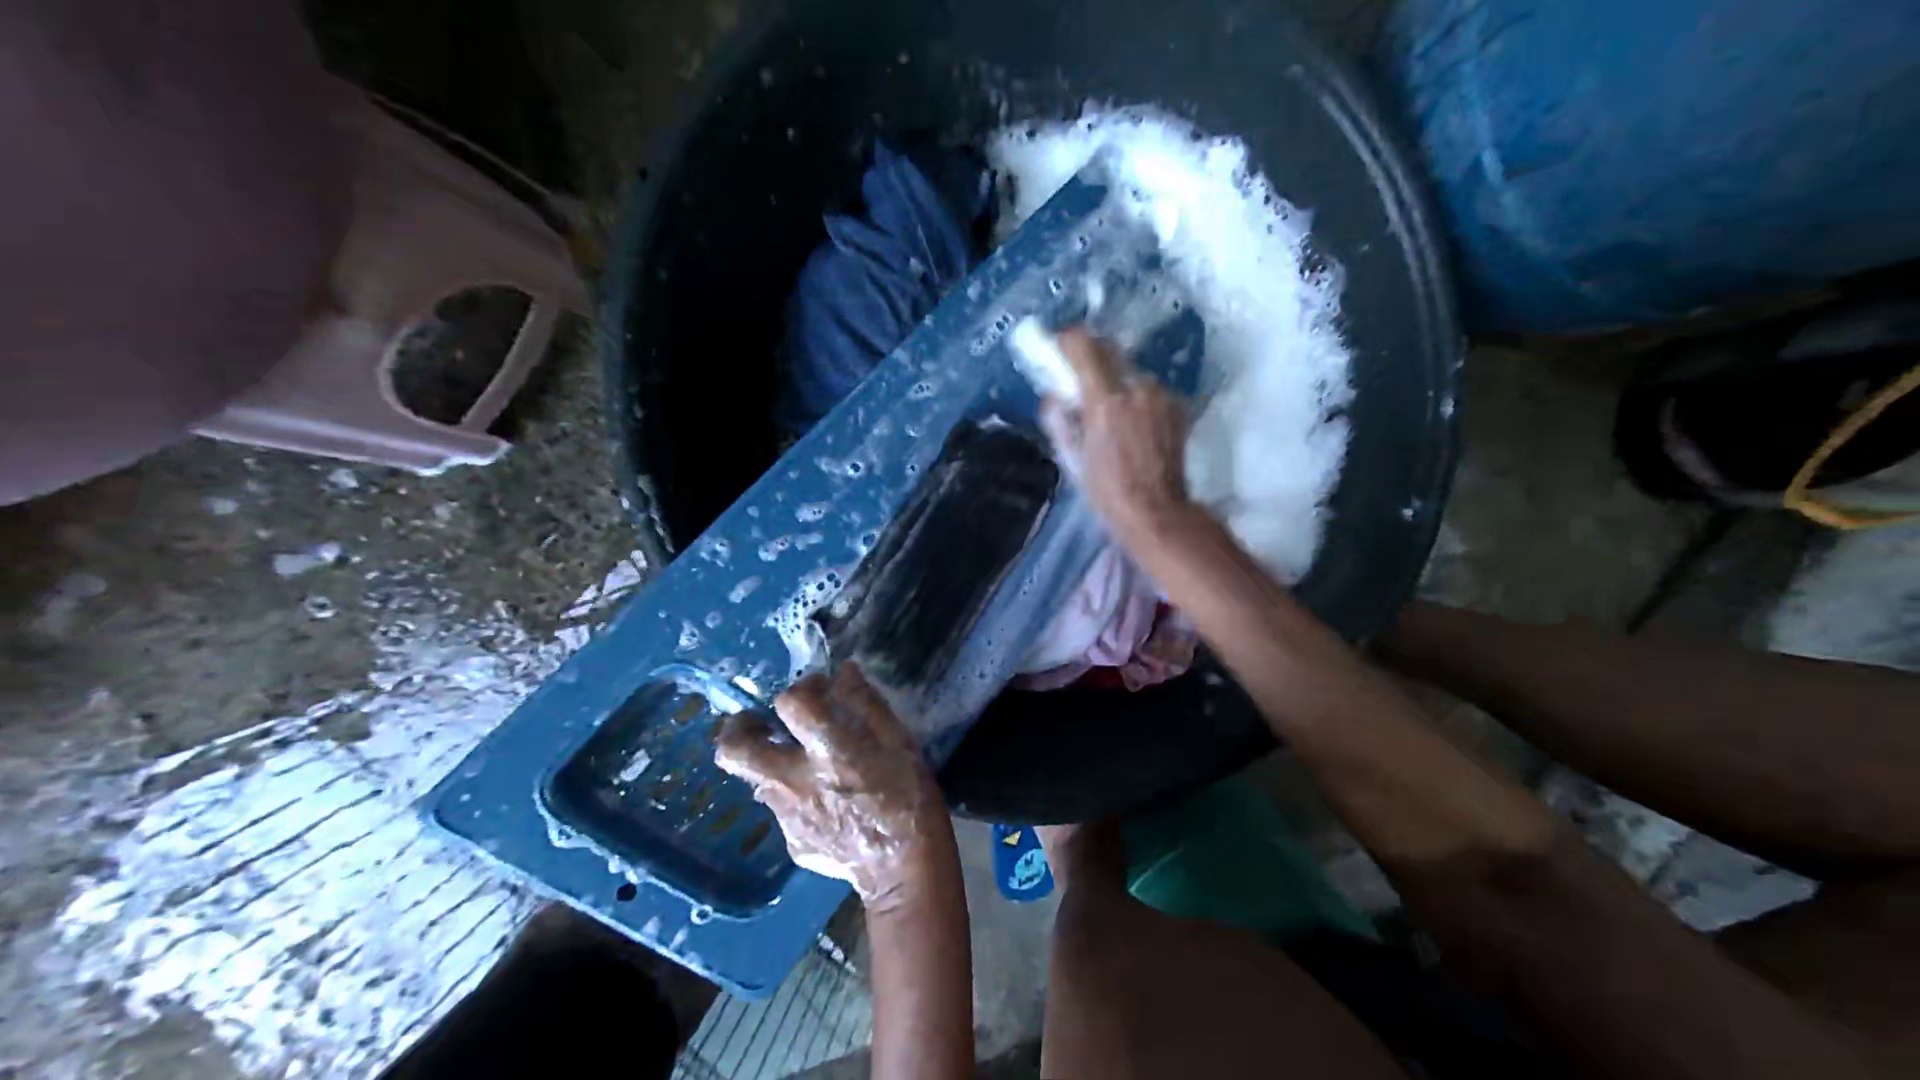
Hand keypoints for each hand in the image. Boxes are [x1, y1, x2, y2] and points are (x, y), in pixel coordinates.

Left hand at [714, 662, 949, 908]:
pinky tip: (825, 804)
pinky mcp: (791, 841)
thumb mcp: (900, 741)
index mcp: (828, 751)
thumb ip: (867, 703)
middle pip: (734, 750)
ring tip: (804, 766)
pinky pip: (782, 809)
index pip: (790, 703)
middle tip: (761, 724)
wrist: (905, 870)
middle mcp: (796, 781)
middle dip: (738, 729)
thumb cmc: (909, 797)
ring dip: (773, 763)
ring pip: (758, 779)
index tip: (819, 689)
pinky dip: (796, 797)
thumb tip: (844, 671)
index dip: (803, 687)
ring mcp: (788, 815)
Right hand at [1042, 328, 1195, 542]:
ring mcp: (1161, 396)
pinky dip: (1136, 396)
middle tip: (1078, 374)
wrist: (1157, 511)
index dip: (1068, 340)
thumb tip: (1053, 395)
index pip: (1084, 346)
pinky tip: (1133, 423)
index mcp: (1105, 402)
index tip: (1058, 347)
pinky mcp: (1177, 405)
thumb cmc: (1106, 491)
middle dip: (1091, 354)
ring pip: (1131, 370)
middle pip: (1109, 349)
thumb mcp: (1071, 458)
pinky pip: (1149, 389)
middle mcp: (1136, 389)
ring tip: (1110, 410)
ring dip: (1116, 379)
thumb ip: (1058, 419)